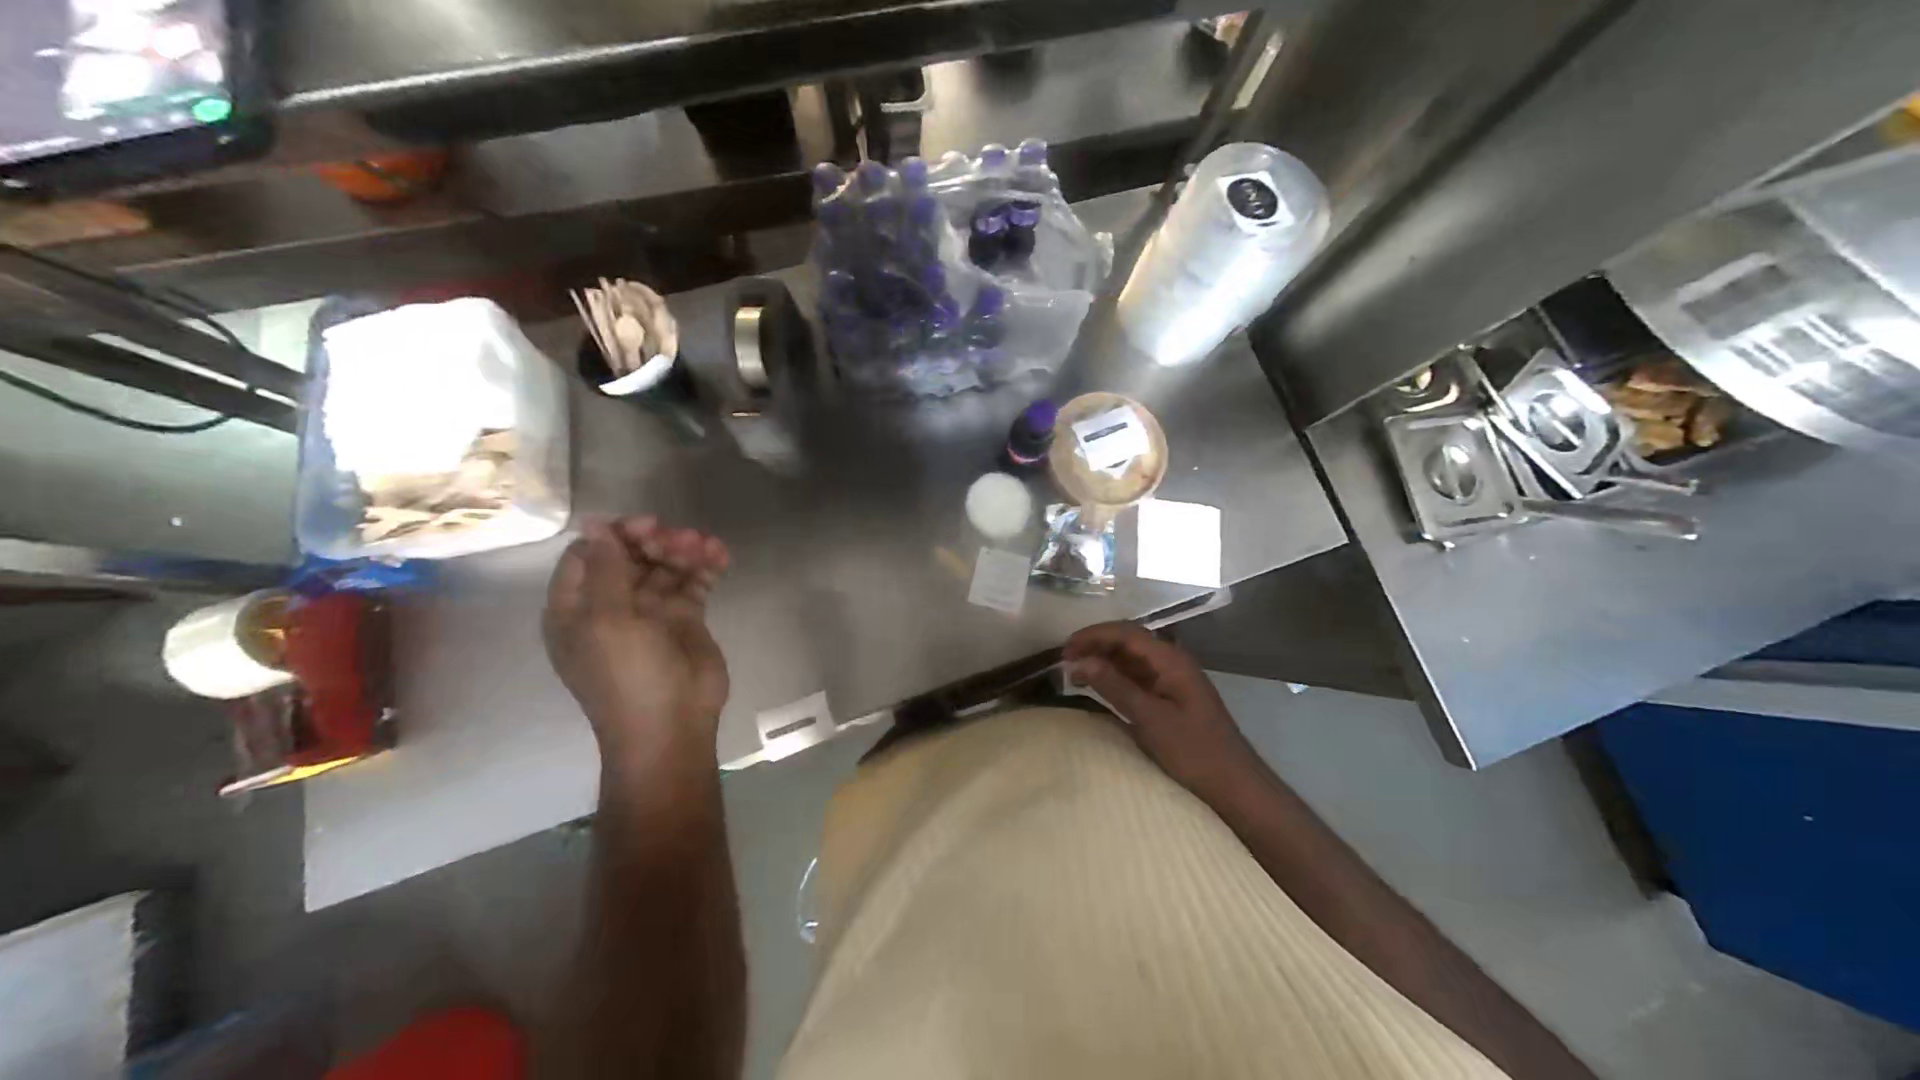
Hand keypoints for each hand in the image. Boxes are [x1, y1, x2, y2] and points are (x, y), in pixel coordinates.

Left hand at [543, 517, 730, 762]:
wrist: (671, 727)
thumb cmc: (628, 675)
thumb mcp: (605, 620)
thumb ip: (604, 568)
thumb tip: (595, 524)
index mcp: (577, 608)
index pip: (588, 555)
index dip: (615, 535)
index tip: (647, 526)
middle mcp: (611, 606)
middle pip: (630, 556)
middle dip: (655, 541)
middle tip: (679, 541)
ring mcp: (651, 613)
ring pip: (665, 567)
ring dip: (684, 550)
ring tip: (706, 547)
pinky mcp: (686, 621)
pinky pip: (693, 584)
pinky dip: (706, 567)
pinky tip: (721, 556)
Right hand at [1064, 621, 1257, 794]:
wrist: (1234, 785)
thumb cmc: (1194, 751)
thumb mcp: (1150, 719)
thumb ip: (1115, 687)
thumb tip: (1081, 661)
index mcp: (1171, 660)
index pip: (1126, 633)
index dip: (1094, 636)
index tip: (1065, 647)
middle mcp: (1172, 662)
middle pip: (1128, 641)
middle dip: (1096, 646)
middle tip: (1065, 659)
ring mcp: (1172, 680)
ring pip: (1131, 659)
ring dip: (1103, 661)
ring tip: (1074, 672)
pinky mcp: (1170, 698)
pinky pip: (1137, 677)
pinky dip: (1114, 678)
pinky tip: (1097, 687)